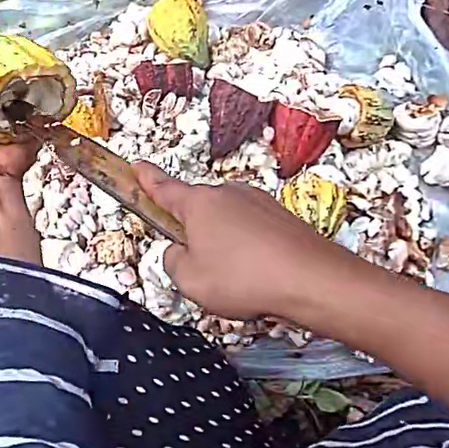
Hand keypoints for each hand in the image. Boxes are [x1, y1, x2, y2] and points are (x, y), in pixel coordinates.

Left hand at [0, 38, 38, 184]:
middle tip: (22, 54)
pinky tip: (48, 84)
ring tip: (36, 67)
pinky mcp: (37, 119)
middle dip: (17, 62)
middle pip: (11, 71)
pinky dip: (48, 95)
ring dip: (34, 76)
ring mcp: (20, 107)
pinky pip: (45, 103)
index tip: (0, 42)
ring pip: (30, 84)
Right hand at [132, 163, 362, 321]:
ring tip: (238, 280)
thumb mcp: (190, 280)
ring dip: (226, 245)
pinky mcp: (282, 216)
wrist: (311, 279)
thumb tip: (180, 250)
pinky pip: (254, 232)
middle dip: (196, 234)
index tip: (137, 167)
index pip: (164, 188)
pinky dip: (251, 251)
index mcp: (199, 203)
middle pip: (200, 210)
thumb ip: (173, 261)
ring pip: (229, 223)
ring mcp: (258, 202)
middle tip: (203, 268)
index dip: (147, 180)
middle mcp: (228, 193)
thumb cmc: (243, 278)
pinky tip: (260, 276)